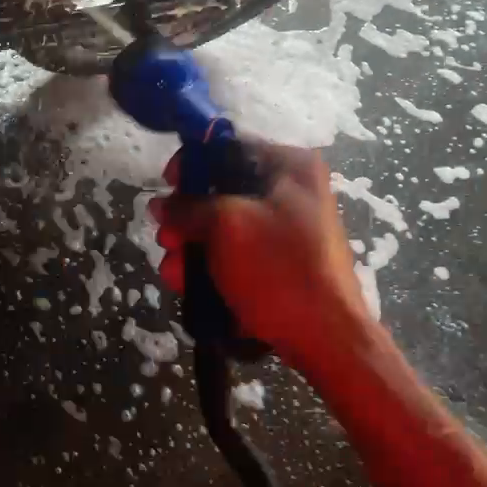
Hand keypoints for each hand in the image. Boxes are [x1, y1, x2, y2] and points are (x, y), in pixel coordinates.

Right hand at [150, 140, 371, 365]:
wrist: (326, 339)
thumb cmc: (278, 268)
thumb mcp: (224, 225)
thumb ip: (186, 208)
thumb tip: (159, 206)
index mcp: (292, 168)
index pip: (230, 147)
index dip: (193, 164)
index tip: (168, 185)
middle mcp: (293, 192)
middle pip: (222, 191)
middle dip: (186, 218)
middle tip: (167, 239)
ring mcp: (289, 231)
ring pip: (224, 227)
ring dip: (192, 248)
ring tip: (174, 272)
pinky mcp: (282, 265)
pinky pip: (237, 255)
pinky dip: (211, 267)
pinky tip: (188, 285)